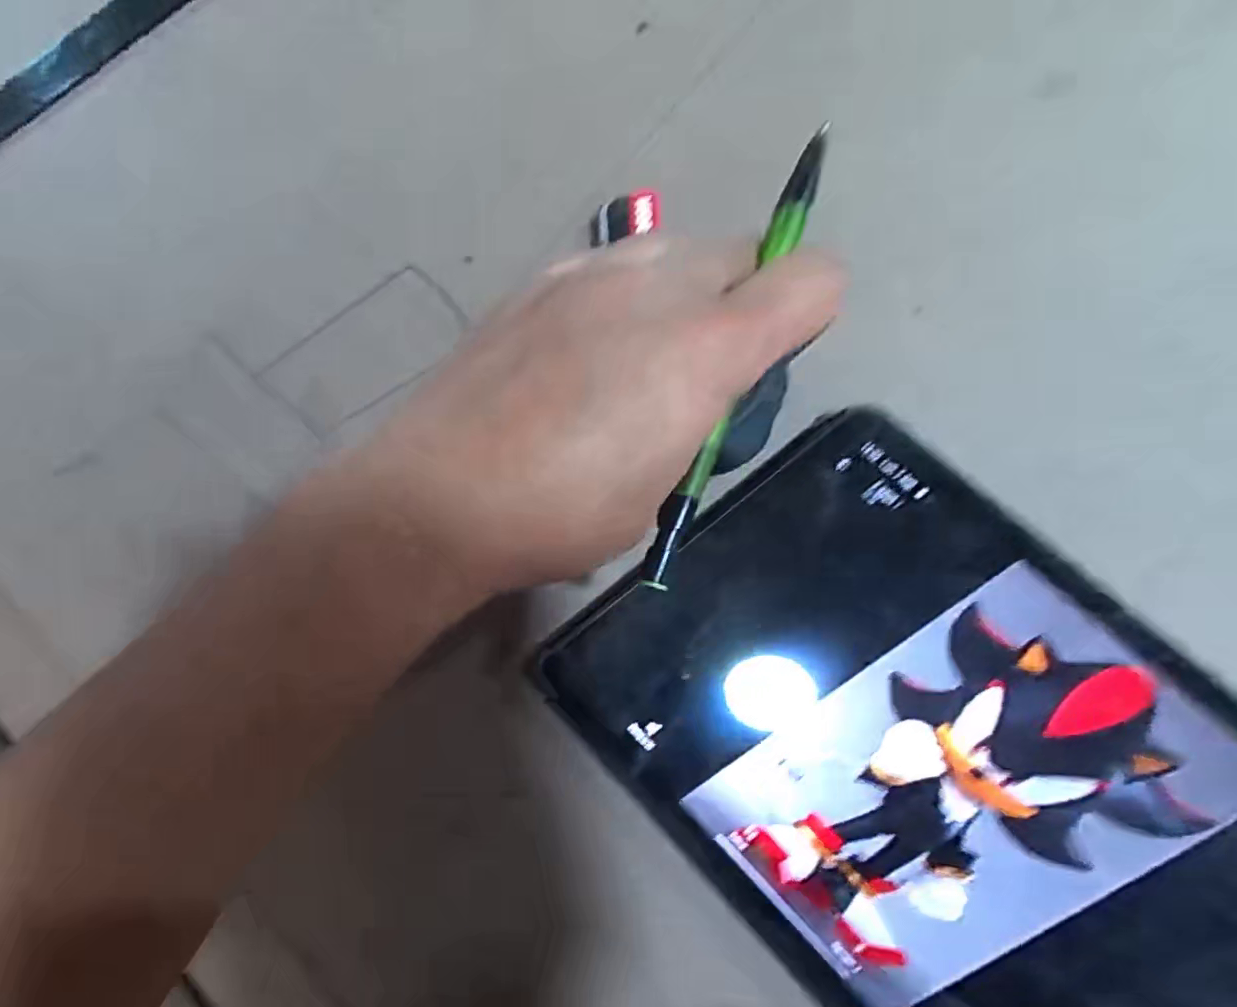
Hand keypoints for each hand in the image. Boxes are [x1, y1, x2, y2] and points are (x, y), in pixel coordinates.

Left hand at [340, 235, 845, 593]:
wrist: (431, 499)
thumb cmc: (548, 518)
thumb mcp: (651, 495)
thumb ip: (691, 425)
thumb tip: (684, 399)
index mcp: (702, 347)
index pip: (811, 277)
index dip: (802, 319)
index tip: (759, 367)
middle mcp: (644, 290)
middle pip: (731, 253)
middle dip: (728, 303)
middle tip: (677, 373)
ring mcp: (571, 282)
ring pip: (655, 252)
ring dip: (659, 294)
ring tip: (612, 363)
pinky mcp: (515, 294)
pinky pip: (587, 274)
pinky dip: (596, 301)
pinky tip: (556, 357)